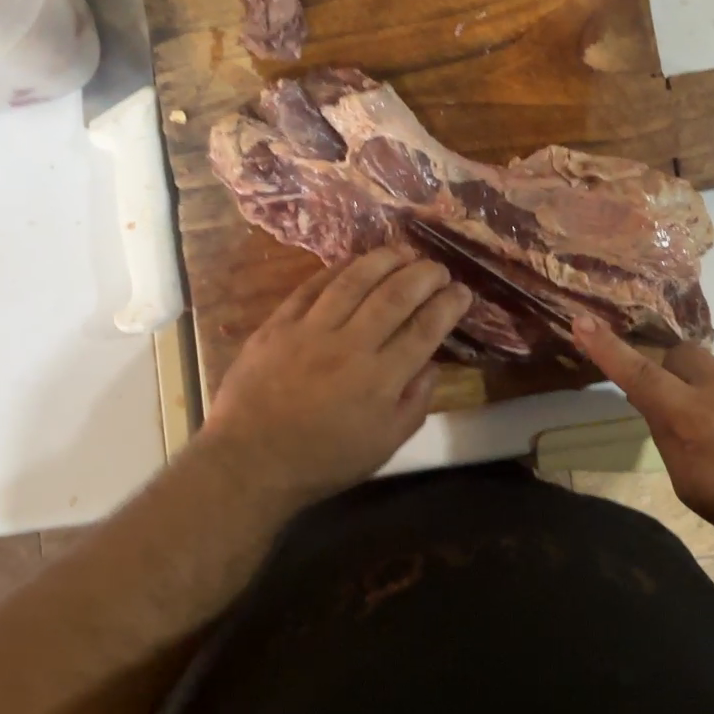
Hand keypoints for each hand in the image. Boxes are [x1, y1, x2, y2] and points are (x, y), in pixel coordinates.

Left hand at [195, 247, 472, 510]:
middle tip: (438, 268)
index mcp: (380, 379)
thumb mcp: (384, 445)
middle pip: (395, 296)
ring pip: (355, 280)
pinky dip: (339, 269)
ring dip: (385, 260)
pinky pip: (313, 286)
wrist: (251, 461)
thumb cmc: (324, 460)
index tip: (462, 292)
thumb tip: (430, 364)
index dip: (448, 305)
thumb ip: (415, 403)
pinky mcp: (279, 324)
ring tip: (404, 252)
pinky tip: (355, 262)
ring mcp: (311, 330)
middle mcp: (350, 346)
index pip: (425, 329)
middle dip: (424, 275)